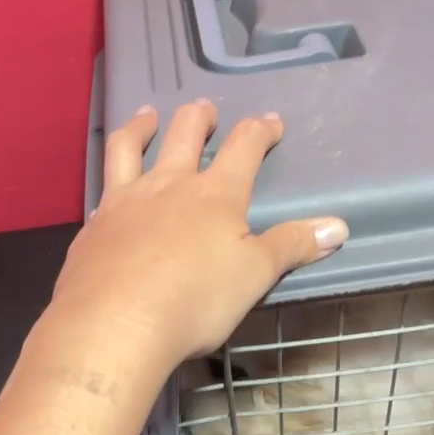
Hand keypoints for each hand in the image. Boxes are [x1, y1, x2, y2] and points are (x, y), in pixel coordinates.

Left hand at [50, 99, 347, 369]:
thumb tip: (339, 225)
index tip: (271, 122)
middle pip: (184, 134)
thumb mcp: (255, 275)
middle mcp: (168, 186)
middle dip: (200, 118)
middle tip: (206, 110)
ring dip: (141, 127)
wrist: (115, 323)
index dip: (260, 131)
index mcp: (215, 195)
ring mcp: (125, 202)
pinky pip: (103, 191)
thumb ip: (293, 246)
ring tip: (146, 116)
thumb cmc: (195, 299)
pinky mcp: (94, 227)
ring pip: (130, 148)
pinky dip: (111, 183)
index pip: (243, 148)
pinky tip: (110, 194)